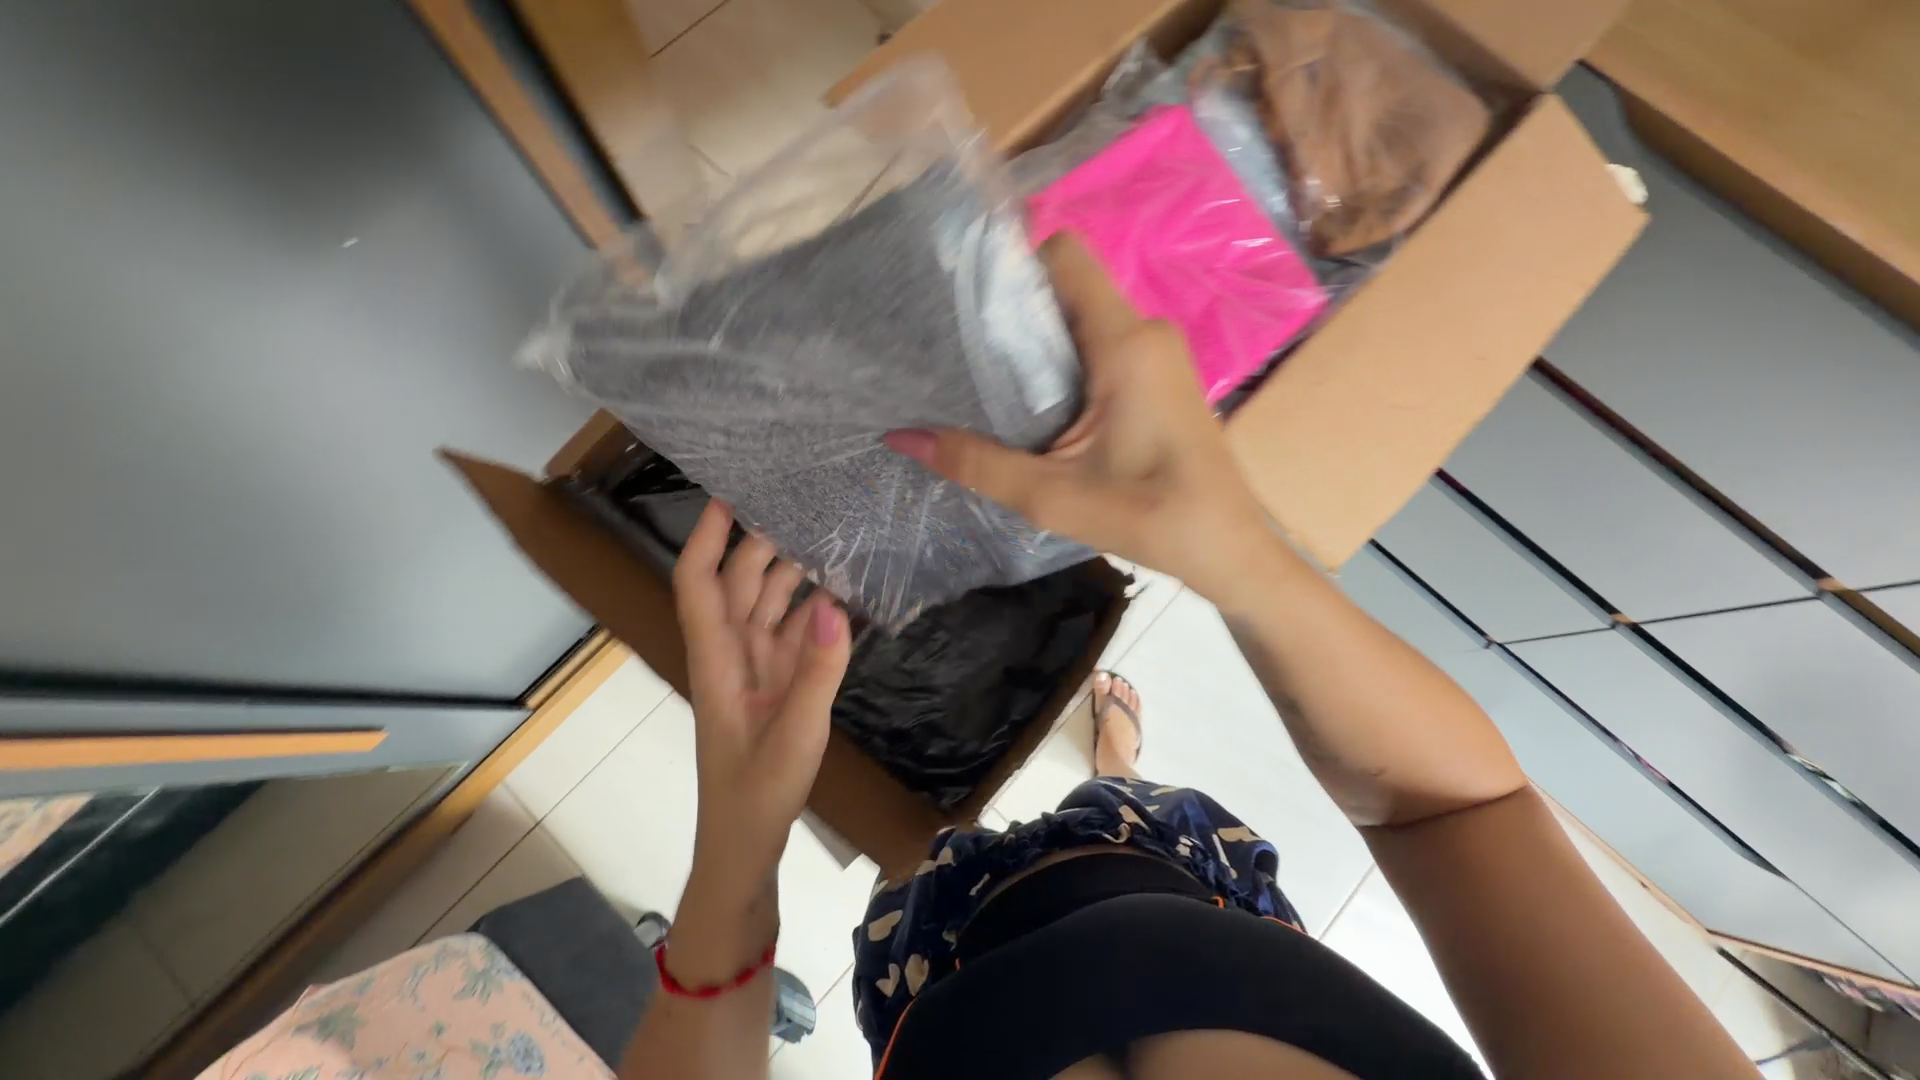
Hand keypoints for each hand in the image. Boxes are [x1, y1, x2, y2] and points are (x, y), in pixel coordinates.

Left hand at [673, 501, 850, 902]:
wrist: (747, 846)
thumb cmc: (756, 794)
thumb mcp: (794, 735)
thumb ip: (816, 671)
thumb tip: (833, 602)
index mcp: (716, 660)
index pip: (699, 584)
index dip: (707, 538)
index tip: (730, 494)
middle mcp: (733, 654)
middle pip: (740, 583)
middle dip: (763, 543)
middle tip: (806, 502)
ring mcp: (757, 669)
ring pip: (770, 605)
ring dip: (793, 572)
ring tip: (832, 533)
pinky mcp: (780, 684)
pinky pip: (795, 634)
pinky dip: (815, 610)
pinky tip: (844, 589)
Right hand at [883, 232, 1281, 602]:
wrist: (1227, 549)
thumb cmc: (1149, 517)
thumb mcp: (1051, 496)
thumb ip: (974, 462)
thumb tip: (898, 437)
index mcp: (1125, 342)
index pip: (1064, 255)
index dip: (1013, 264)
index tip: (965, 298)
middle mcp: (1146, 331)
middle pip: (1068, 287)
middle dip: (1015, 310)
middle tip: (960, 346)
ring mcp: (1159, 353)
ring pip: (1084, 318)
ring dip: (1038, 341)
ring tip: (988, 377)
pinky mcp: (1161, 377)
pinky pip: (1102, 345)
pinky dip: (1065, 361)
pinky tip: (1035, 403)